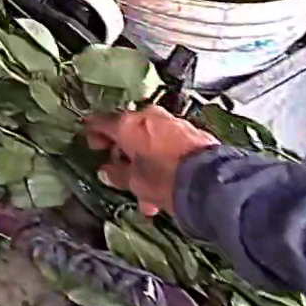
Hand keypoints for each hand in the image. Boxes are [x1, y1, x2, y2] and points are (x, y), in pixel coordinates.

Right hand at [85, 106, 218, 216]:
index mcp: (126, 124)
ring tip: (148, 188)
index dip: (92, 133)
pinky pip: (169, 142)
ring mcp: (172, 122)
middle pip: (127, 130)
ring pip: (149, 138)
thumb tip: (108, 171)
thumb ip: (118, 174)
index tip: (91, 142)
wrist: (213, 183)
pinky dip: (164, 157)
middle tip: (119, 168)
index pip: (100, 122)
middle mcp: (147, 117)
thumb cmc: (167, 180)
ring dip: (145, 159)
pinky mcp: (193, 133)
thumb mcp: (135, 183)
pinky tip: (167, 180)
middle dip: (123, 150)